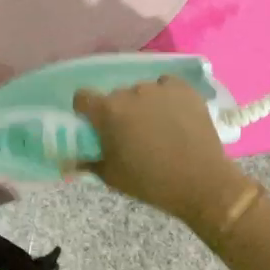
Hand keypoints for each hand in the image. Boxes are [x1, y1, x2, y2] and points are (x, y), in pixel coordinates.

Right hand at [74, 77, 252, 231]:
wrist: (202, 183)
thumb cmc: (151, 182)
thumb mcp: (112, 176)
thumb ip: (87, 162)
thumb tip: (67, 160)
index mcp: (108, 111)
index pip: (83, 97)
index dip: (86, 110)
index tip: (95, 124)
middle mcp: (130, 92)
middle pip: (116, 96)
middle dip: (119, 111)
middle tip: (131, 133)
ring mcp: (158, 87)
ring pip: (142, 91)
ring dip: (144, 104)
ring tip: (159, 126)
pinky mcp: (183, 88)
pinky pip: (166, 86)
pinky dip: (167, 97)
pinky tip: (175, 115)